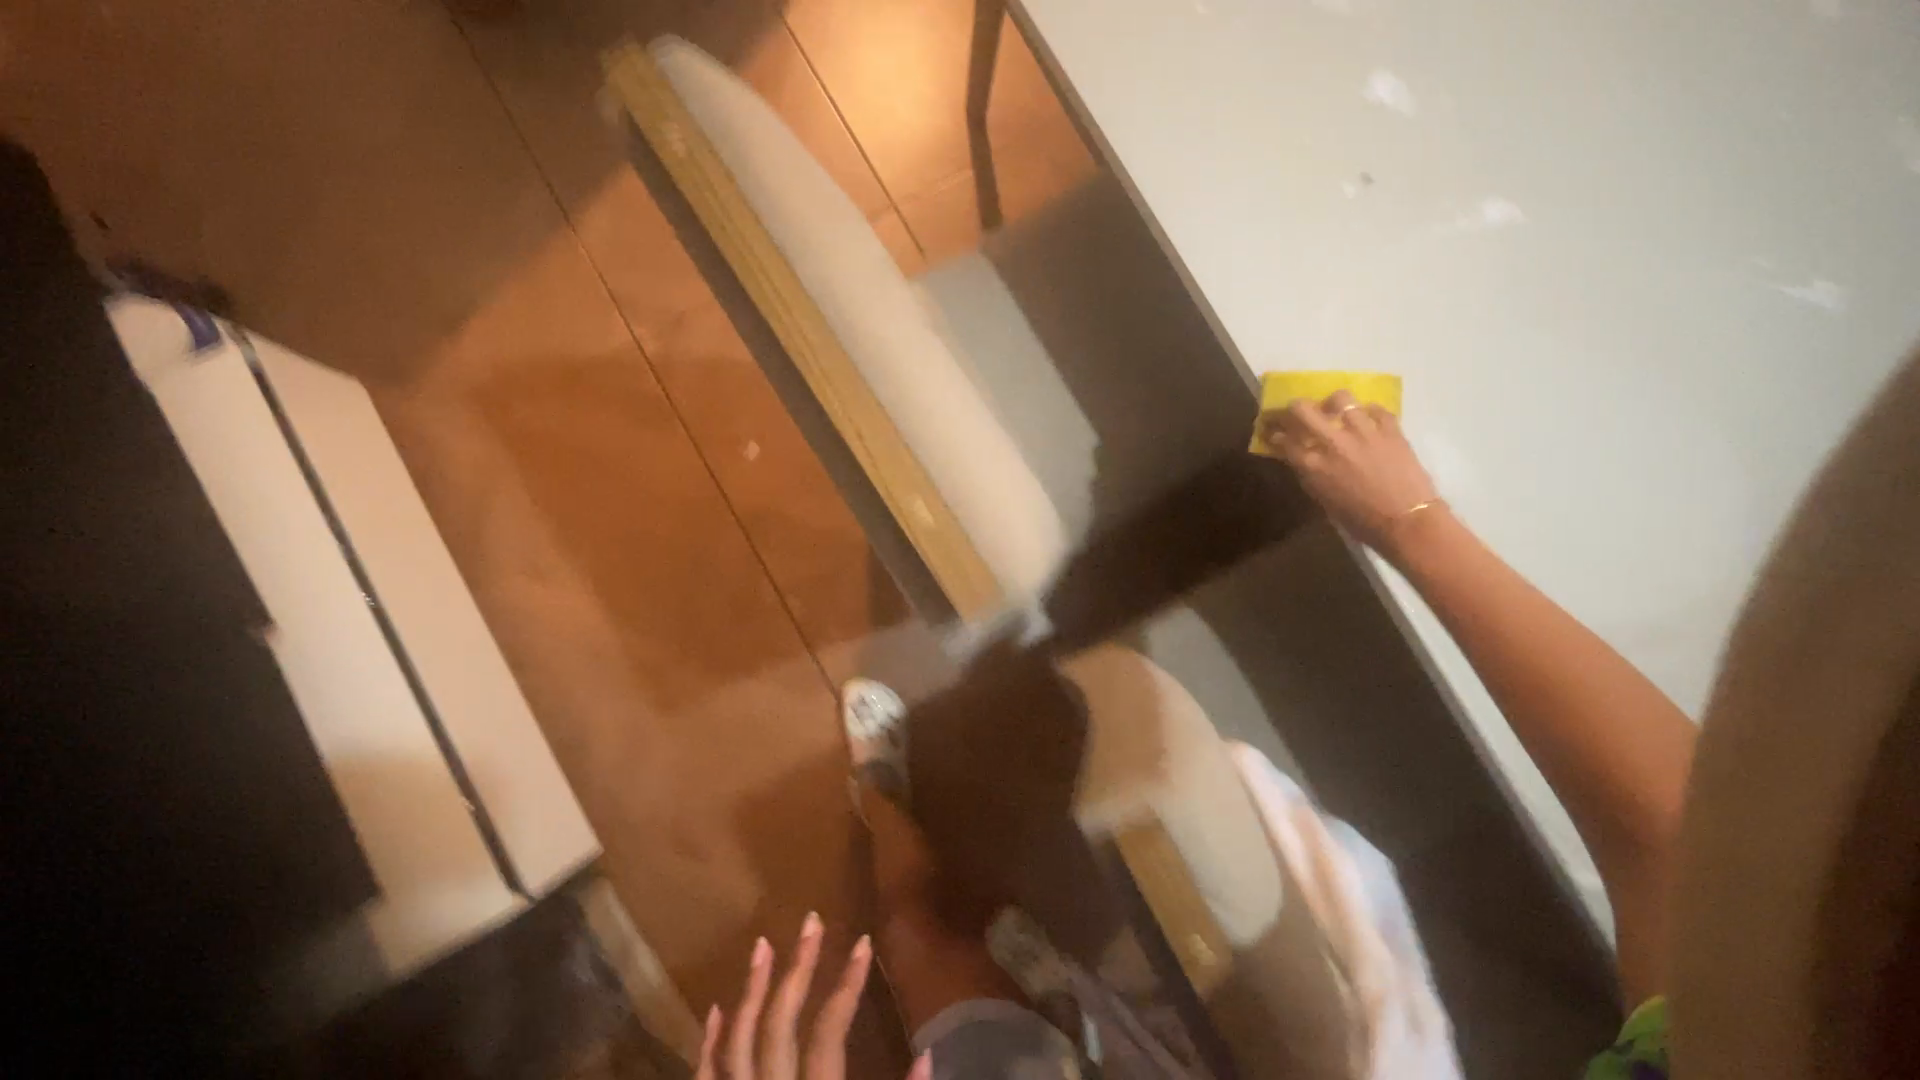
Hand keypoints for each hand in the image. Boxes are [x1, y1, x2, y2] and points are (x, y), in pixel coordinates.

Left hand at [696, 915, 929, 1079]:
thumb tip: (929, 1053)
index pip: (829, 1029)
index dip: (847, 984)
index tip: (862, 943)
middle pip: (779, 1023)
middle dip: (797, 968)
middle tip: (811, 921)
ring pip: (738, 1040)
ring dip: (751, 991)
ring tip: (763, 945)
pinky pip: (708, 1074)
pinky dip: (710, 1041)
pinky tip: (717, 1009)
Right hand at [1264, 389, 1441, 557]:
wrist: (1407, 520)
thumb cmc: (1361, 520)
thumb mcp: (1324, 500)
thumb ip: (1309, 475)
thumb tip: (1301, 458)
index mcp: (1313, 465)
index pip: (1283, 439)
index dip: (1273, 434)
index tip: (1272, 433)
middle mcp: (1334, 442)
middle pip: (1302, 409)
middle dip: (1292, 409)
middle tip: (1295, 414)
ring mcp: (1364, 431)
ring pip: (1341, 398)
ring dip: (1333, 404)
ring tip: (1335, 412)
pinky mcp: (1391, 429)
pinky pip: (1375, 409)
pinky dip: (1368, 412)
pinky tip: (1367, 421)